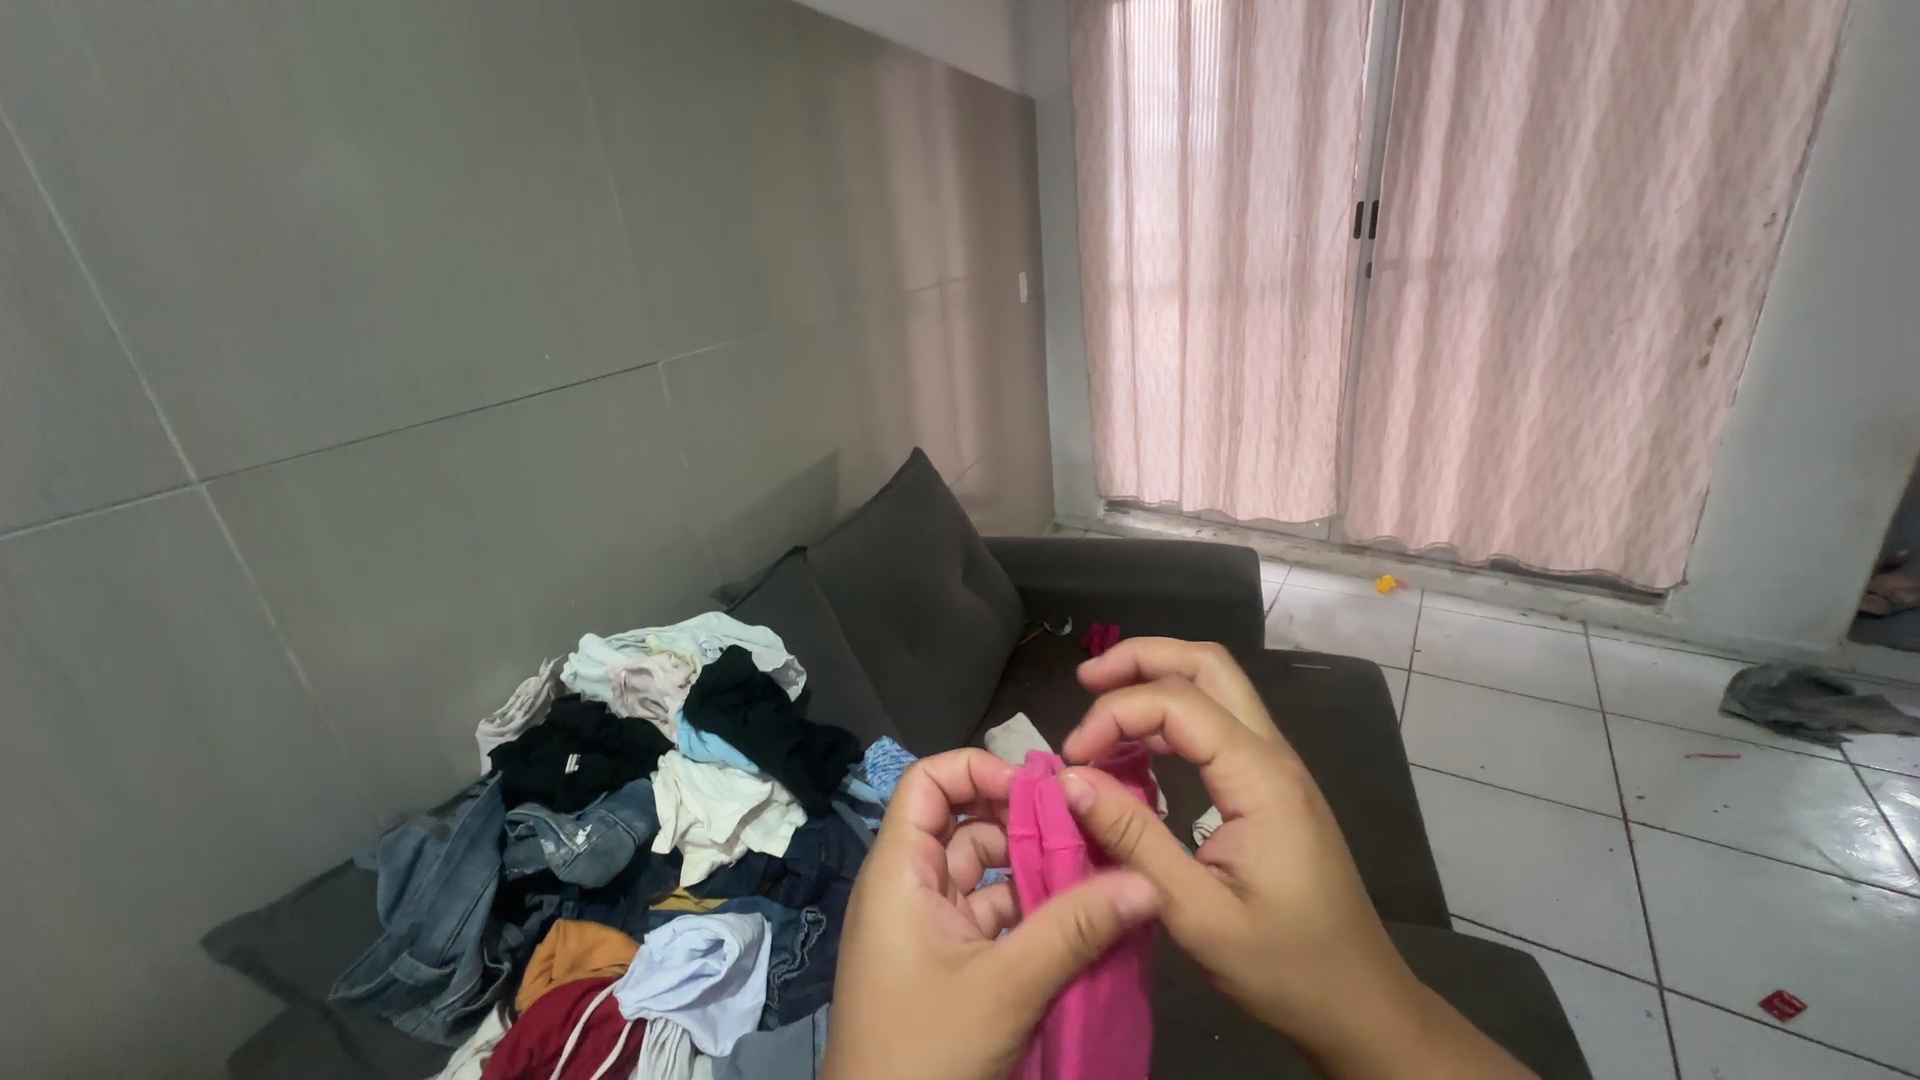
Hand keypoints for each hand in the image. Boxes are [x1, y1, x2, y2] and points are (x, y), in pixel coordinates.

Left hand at [824, 749, 1161, 1079]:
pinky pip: (987, 912)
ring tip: (1090, 869)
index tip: (1037, 789)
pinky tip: (1074, 917)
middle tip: (1082, 826)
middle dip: (1020, 820)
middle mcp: (908, 884)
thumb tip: (1147, 882)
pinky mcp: (943, 958)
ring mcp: (924, 923)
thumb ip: (1076, 929)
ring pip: (980, 869)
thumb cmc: (925, 1050)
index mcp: (899, 870)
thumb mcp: (1005, 986)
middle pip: (961, 821)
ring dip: (1030, 868)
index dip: (978, 769)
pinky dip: (1026, 909)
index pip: (927, 781)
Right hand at [1061, 641, 1530, 1078]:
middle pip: (1206, 665)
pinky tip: (1135, 753)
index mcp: (1260, 778)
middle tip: (1084, 682)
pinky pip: (1217, 725)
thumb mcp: (1195, 912)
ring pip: (1215, 686)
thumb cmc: (1283, 966)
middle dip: (1140, 659)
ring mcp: (1275, 767)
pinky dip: (1170, 720)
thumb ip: (1132, 838)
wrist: (1360, 1005)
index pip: (1177, 702)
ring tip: (1100, 711)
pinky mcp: (1269, 786)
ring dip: (1155, 683)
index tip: (1071, 758)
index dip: (1114, 714)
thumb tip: (1070, 779)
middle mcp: (1272, 755)